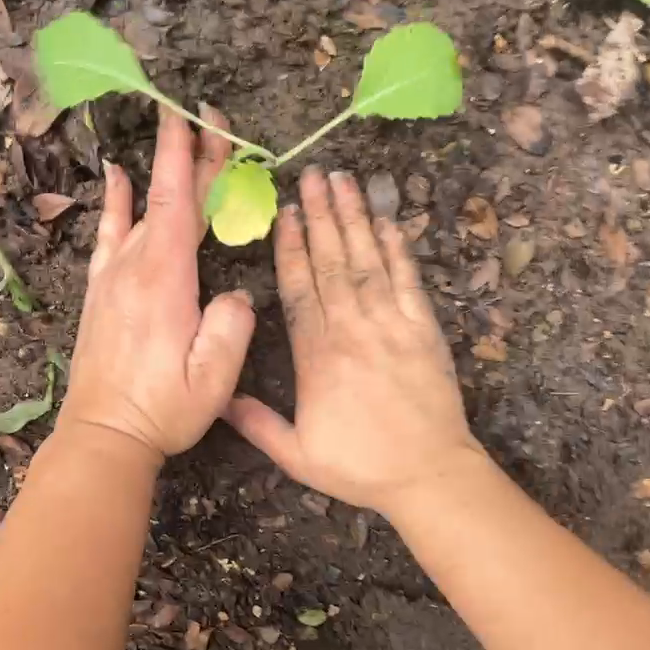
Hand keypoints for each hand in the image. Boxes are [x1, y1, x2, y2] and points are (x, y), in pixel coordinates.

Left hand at [55, 108, 255, 460]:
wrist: (104, 434)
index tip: (196, 117)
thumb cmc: (163, 410)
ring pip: (139, 212)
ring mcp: (112, 278)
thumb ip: (232, 326)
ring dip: (159, 173)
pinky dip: (116, 203)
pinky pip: (109, 235)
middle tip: (208, 120)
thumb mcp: (214, 377)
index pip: (178, 203)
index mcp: (165, 281)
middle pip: (164, 199)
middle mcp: (134, 268)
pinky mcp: (102, 293)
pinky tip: (116, 178)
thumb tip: (237, 295)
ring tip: (172, 138)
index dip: (188, 156)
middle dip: (188, 157)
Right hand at [224, 169, 488, 514]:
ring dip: (354, 220)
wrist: (427, 474)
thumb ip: (258, 424)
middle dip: (320, 217)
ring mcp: (391, 327)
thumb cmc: (361, 467)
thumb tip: (221, 400)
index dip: (291, 249)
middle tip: (311, 176)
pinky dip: (398, 250)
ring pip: (367, 262)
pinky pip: (407, 281)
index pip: (299, 290)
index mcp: (316, 358)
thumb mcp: (298, 456)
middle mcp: (352, 331)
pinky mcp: (424, 331)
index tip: (284, 214)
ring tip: (343, 182)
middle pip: (332, 264)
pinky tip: (387, 223)